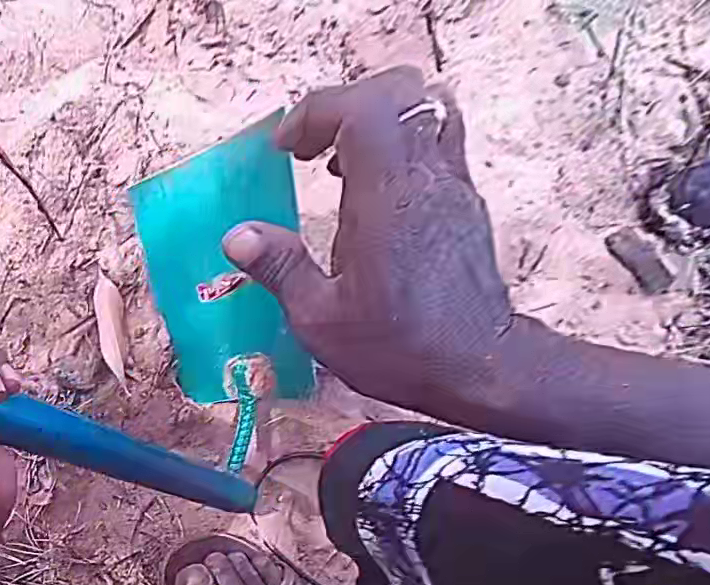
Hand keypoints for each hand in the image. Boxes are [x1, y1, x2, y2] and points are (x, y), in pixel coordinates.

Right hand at [221, 67, 515, 412]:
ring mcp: (451, 186)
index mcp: (385, 198)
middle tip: (306, 151)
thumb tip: (236, 235)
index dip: (316, 113)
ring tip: (333, 165)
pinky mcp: (461, 204)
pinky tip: (365, 198)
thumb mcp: (318, 317)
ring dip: (372, 124)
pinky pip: (432, 145)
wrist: (474, 365)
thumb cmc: (392, 346)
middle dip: (342, 109)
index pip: (362, 108)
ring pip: (422, 112)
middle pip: (397, 94)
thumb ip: (279, 268)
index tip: (283, 150)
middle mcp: (425, 178)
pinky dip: (393, 150)